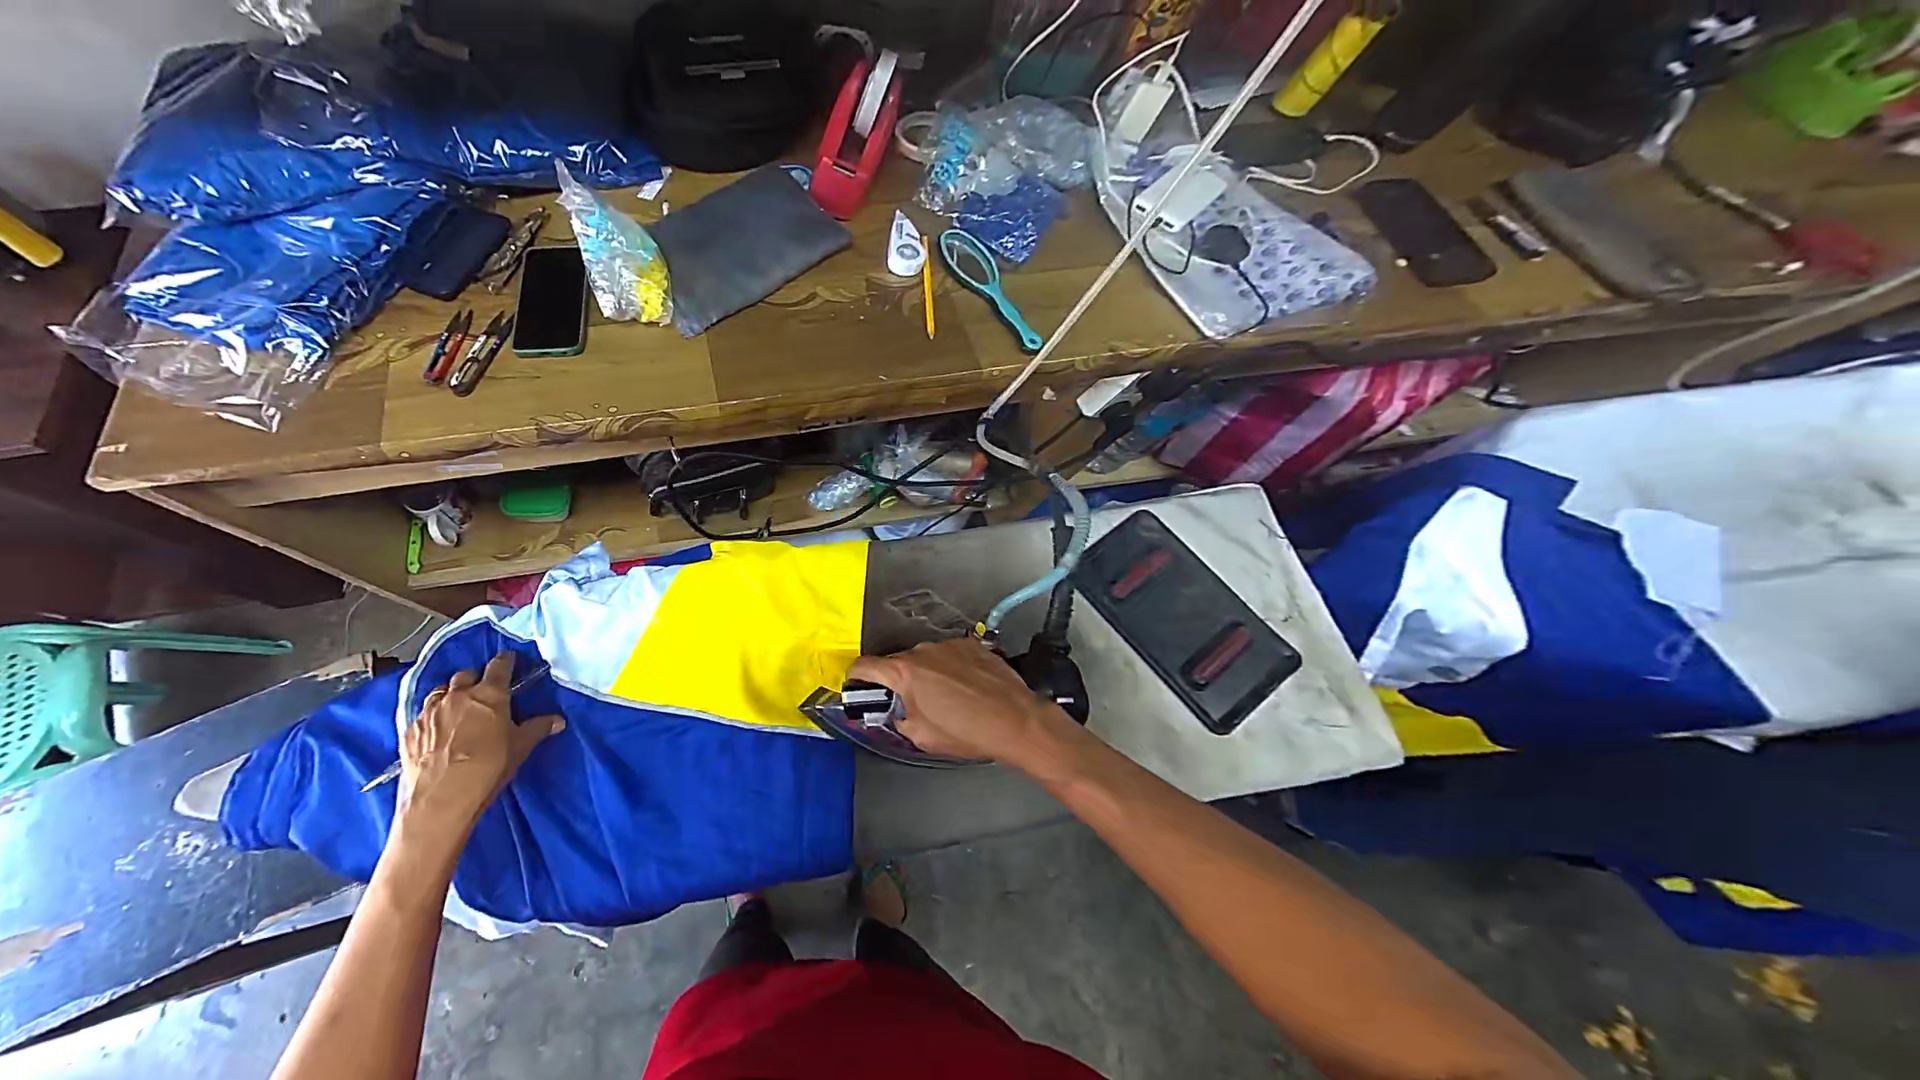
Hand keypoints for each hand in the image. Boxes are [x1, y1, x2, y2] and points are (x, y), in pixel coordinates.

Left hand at [397, 653, 562, 839]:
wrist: (441, 799)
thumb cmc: (488, 767)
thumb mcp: (520, 746)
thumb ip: (538, 728)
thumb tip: (557, 720)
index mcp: (489, 694)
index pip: (499, 666)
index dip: (506, 661)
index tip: (510, 660)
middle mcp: (457, 696)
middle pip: (465, 674)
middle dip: (475, 678)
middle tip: (484, 690)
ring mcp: (429, 712)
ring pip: (440, 691)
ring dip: (451, 694)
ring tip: (459, 707)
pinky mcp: (410, 731)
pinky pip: (422, 714)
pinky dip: (433, 715)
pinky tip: (438, 730)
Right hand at [848, 638, 1081, 773]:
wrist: (1016, 720)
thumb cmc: (968, 732)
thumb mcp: (921, 736)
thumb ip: (900, 719)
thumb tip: (897, 712)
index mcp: (905, 672)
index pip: (866, 665)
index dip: (857, 677)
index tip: (859, 685)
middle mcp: (924, 651)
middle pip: (898, 662)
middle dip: (900, 680)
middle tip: (912, 703)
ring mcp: (950, 645)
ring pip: (927, 658)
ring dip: (928, 673)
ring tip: (948, 698)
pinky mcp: (973, 645)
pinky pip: (951, 655)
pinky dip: (952, 668)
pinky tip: (967, 688)